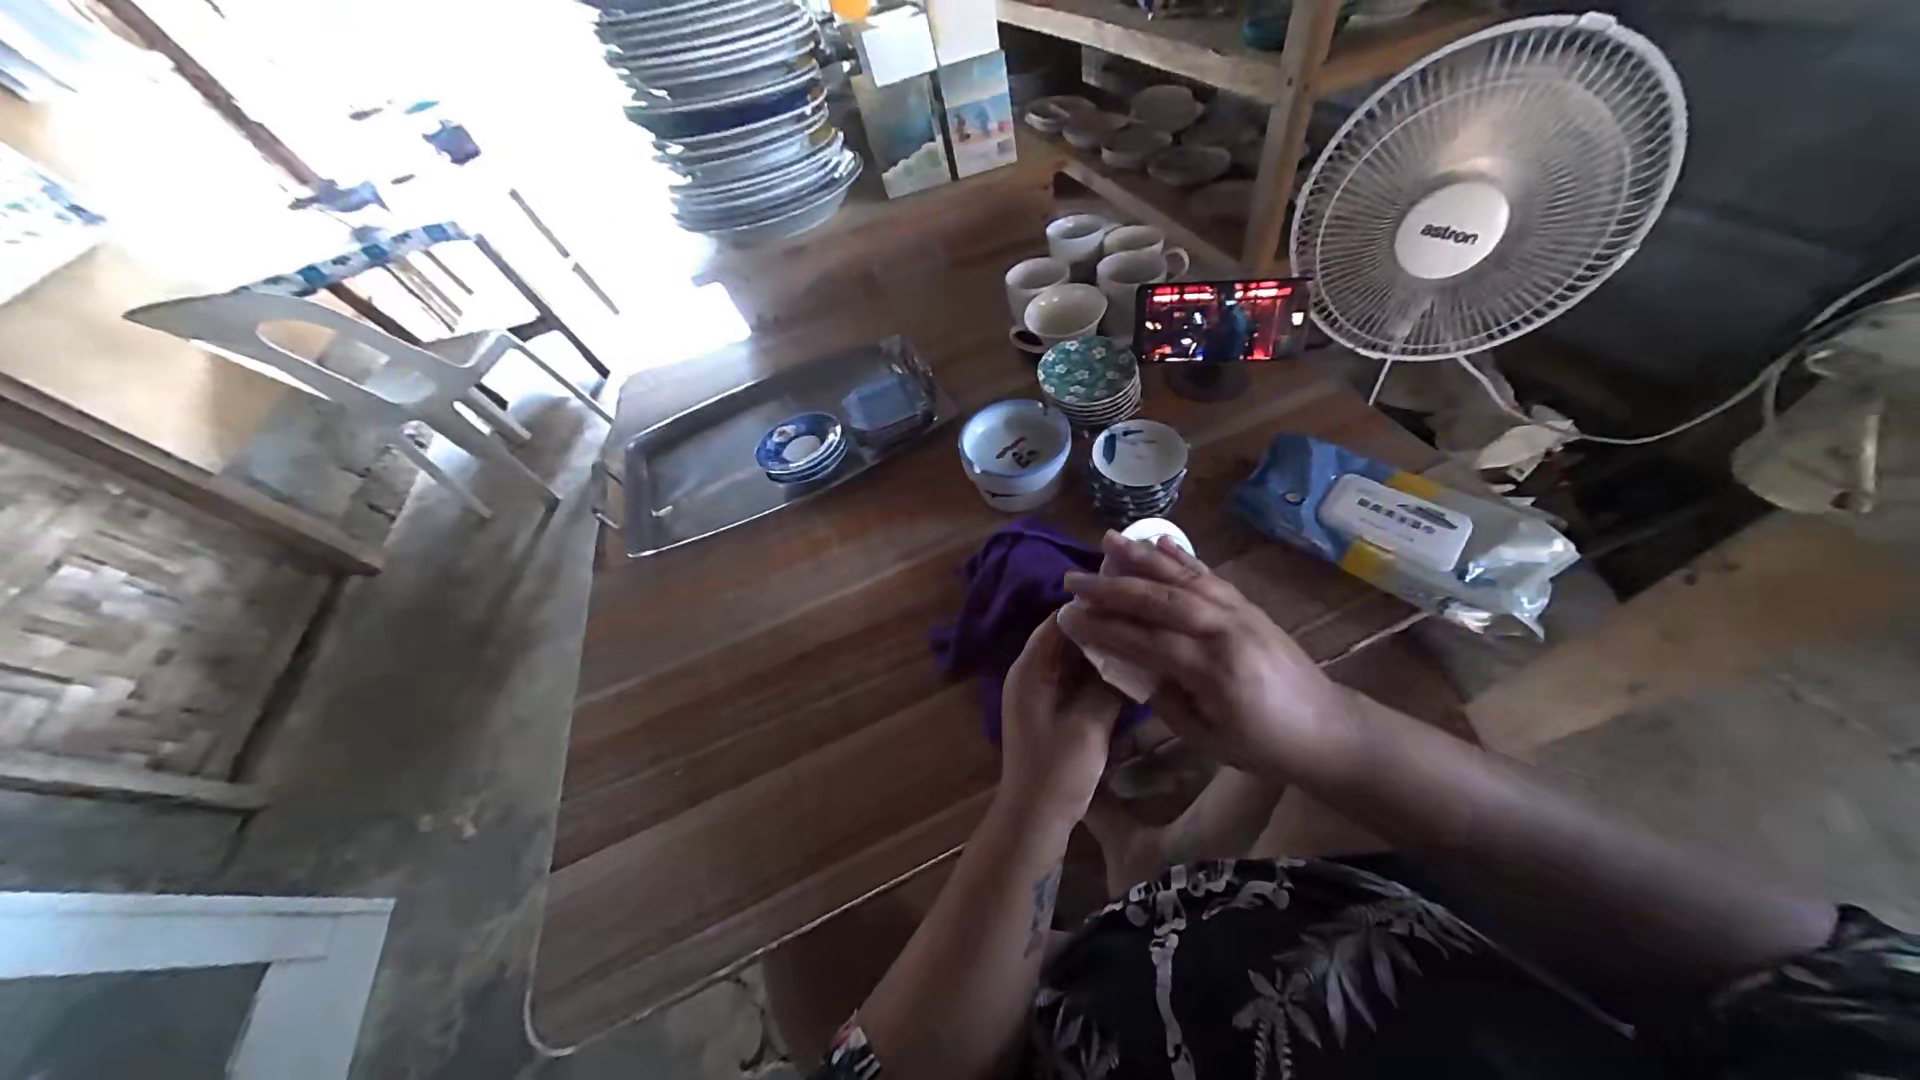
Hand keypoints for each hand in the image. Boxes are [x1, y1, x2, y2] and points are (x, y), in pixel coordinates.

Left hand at [998, 614, 1125, 830]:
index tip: (1127, 599)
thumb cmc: (1057, 771)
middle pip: (1065, 638)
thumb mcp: (1088, 725)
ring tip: (1140, 638)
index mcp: (1030, 670)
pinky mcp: (1052, 708)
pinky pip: (1075, 680)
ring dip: (1101, 652)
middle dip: (1100, 628)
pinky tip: (1128, 672)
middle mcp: (1031, 673)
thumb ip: (1108, 685)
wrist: (1035, 818)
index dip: (1090, 609)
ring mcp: (1041, 692)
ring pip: (1073, 659)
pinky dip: (1097, 674)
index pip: (1057, 622)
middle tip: (1141, 618)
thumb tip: (1131, 653)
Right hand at [1058, 533, 1357, 780]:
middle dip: (1111, 588)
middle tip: (1073, 580)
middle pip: (1158, 601)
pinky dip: (1181, 557)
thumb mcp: (1205, 737)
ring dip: (1141, 558)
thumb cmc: (1263, 744)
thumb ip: (1164, 698)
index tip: (1068, 618)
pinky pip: (1209, 575)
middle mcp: (1224, 632)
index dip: (1103, 629)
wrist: (1326, 728)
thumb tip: (1130, 664)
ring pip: (1182, 578)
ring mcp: (1239, 612)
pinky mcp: (1248, 605)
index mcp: (1213, 671)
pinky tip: (1159, 542)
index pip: (1145, 641)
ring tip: (1108, 540)